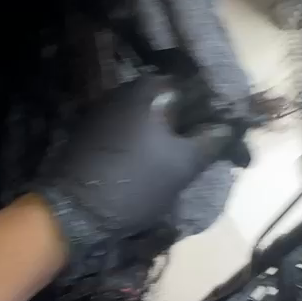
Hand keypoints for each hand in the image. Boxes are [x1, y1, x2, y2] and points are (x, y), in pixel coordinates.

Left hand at [34, 74, 239, 273]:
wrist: (71, 212)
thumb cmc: (132, 185)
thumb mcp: (181, 166)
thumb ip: (210, 142)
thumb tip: (230, 127)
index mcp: (149, 88)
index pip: (195, 90)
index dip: (214, 112)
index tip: (224, 136)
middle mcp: (124, 91)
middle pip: (170, 105)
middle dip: (188, 126)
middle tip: (204, 154)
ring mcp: (103, 112)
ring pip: (149, 121)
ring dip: (165, 138)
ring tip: (180, 165)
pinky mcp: (90, 135)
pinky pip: (128, 135)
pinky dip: (143, 147)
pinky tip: (150, 167)